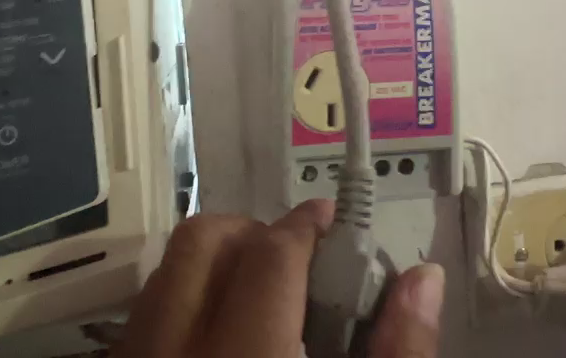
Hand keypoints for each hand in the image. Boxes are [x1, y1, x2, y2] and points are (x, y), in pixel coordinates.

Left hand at [115, 200, 445, 357]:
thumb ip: (396, 352)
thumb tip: (423, 280)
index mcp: (244, 356)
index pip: (272, 255)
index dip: (309, 226)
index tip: (331, 222)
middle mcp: (173, 351)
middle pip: (202, 244)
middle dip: (253, 234)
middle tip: (295, 261)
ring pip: (166, 275)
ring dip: (215, 266)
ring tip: (260, 299)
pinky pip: (143, 316)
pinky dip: (182, 304)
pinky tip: (218, 338)